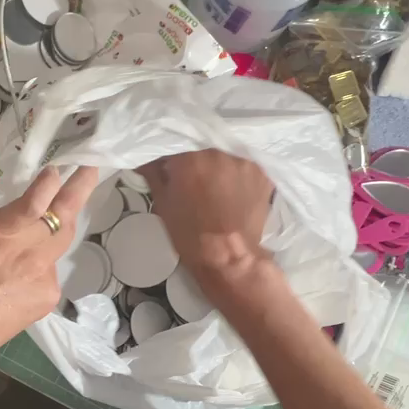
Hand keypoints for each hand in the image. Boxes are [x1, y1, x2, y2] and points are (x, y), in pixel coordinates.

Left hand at [0, 165, 99, 386]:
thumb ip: (8, 289)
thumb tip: (3, 270)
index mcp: (41, 297)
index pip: (49, 261)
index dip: (43, 242)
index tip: (51, 225)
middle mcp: (42, 274)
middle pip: (63, 233)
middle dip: (77, 203)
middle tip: (88, 175)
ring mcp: (26, 254)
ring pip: (55, 217)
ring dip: (73, 189)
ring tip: (84, 167)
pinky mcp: (0, 234)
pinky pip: (30, 207)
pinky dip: (43, 189)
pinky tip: (53, 172)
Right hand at [140, 150, 275, 297]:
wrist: (229, 257)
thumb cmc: (190, 235)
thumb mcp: (163, 206)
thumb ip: (154, 177)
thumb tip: (146, 163)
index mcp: (188, 159)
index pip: (174, 151)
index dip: (170, 166)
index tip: (170, 178)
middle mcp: (217, 153)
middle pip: (202, 153)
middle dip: (196, 167)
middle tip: (194, 187)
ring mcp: (242, 162)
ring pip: (224, 160)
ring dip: (219, 171)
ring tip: (216, 193)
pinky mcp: (262, 173)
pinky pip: (244, 169)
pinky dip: (238, 178)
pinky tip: (235, 194)